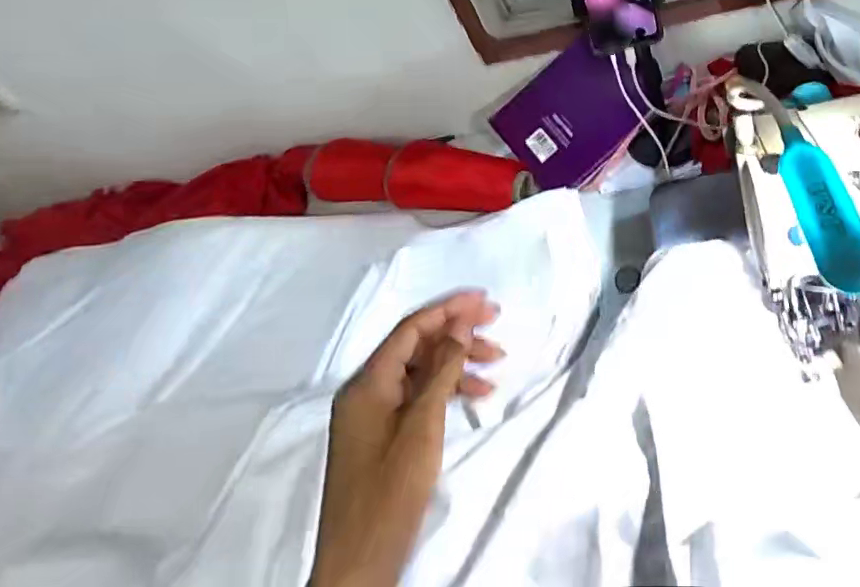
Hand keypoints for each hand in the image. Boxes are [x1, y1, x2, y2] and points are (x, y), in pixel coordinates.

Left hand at [309, 292, 502, 586]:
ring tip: (497, 361)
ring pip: (422, 367)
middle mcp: (365, 390)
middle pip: (417, 344)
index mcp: (367, 384)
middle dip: (458, 331)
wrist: (362, 558)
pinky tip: (479, 392)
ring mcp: (373, 412)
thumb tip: (459, 324)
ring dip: (459, 359)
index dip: (449, 309)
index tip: (486, 299)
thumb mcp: (424, 422)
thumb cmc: (392, 487)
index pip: (411, 329)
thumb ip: (442, 369)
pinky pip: (420, 392)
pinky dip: (449, 386)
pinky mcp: (384, 430)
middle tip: (497, 321)